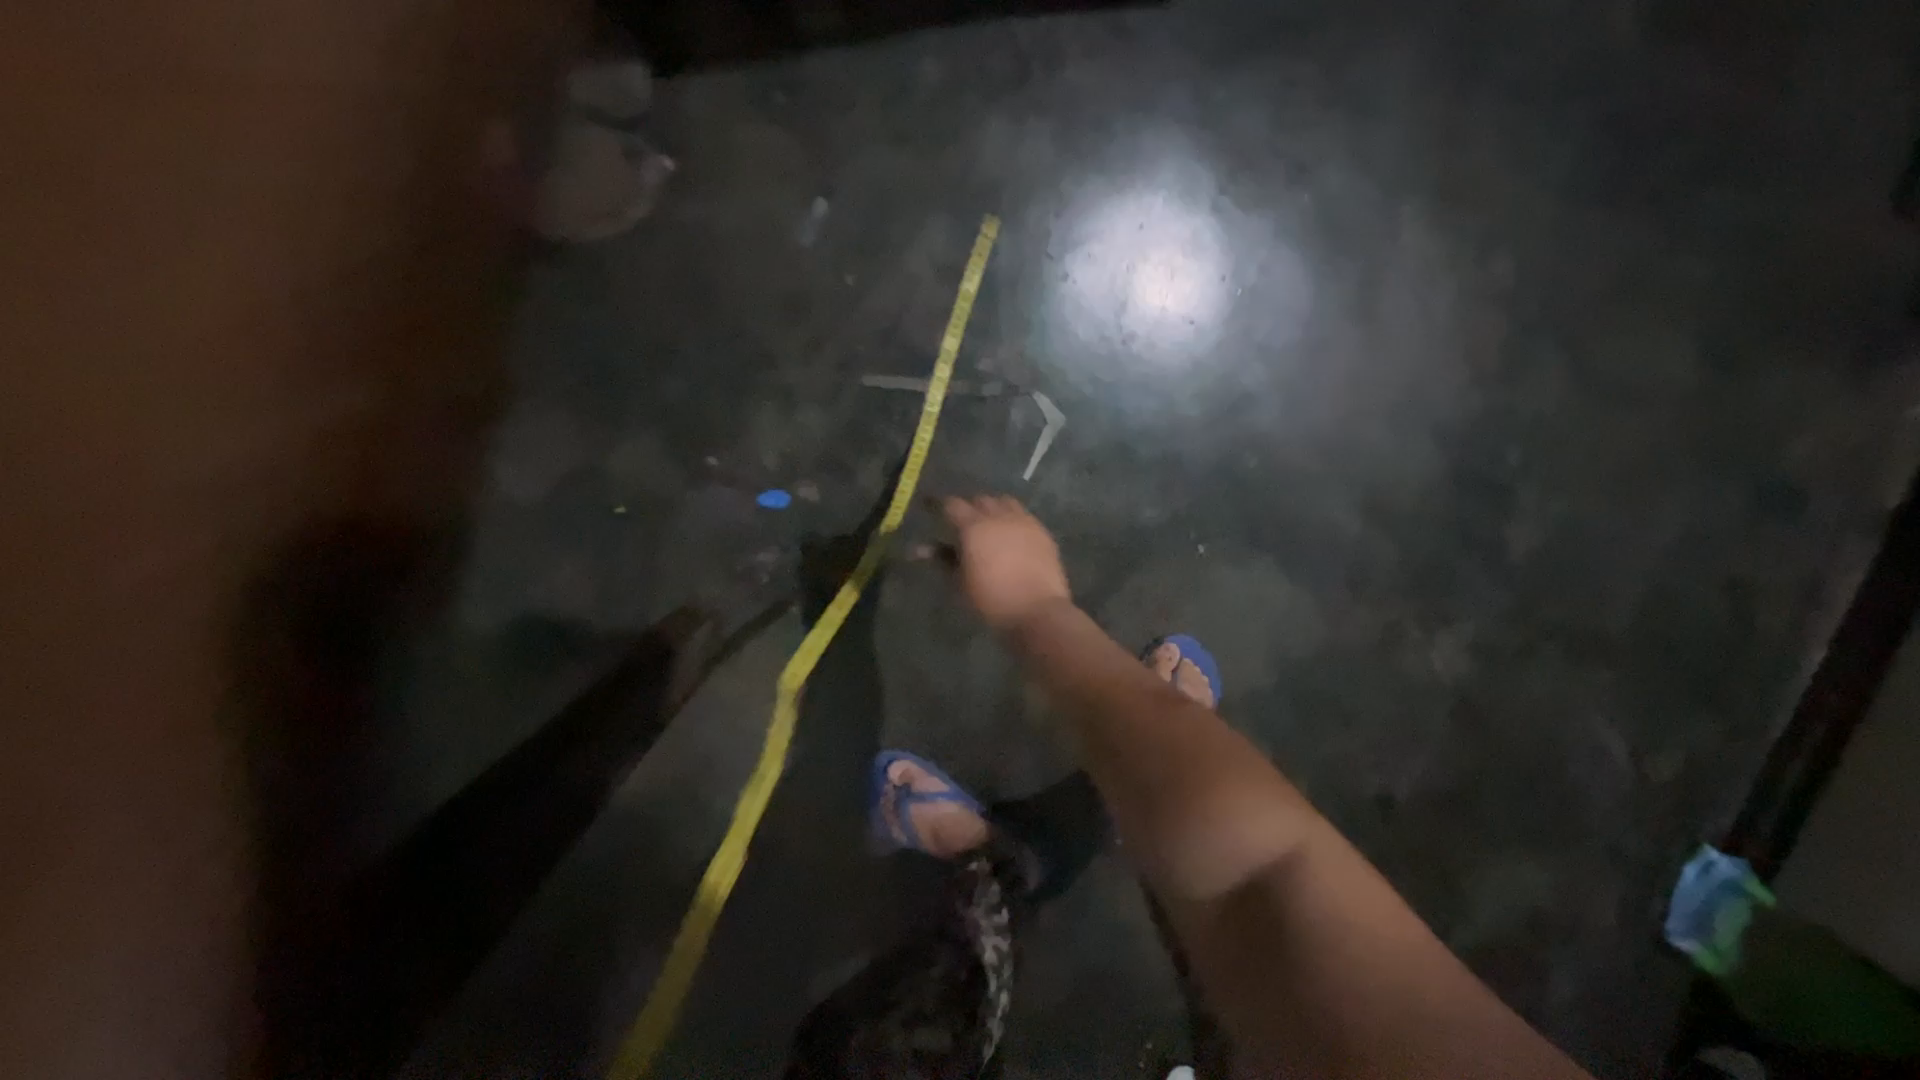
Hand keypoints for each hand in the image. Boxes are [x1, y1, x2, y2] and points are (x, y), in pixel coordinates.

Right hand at [939, 495, 1071, 632]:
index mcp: (974, 527)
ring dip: (994, 508)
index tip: (932, 508)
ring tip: (990, 525)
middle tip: (962, 523)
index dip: (939, 506)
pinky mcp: (1043, 532)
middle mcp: (999, 516)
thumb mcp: (960, 582)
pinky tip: (1012, 536)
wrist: (1038, 611)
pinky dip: (1013, 520)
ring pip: (1005, 502)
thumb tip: (921, 549)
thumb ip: (943, 560)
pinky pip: (1024, 515)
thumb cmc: (992, 600)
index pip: (952, 505)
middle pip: (980, 500)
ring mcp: (1024, 521)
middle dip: (969, 508)